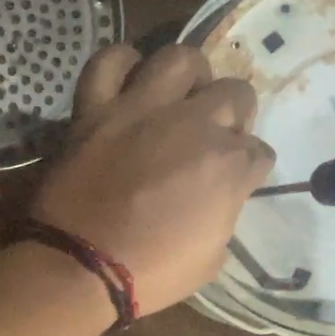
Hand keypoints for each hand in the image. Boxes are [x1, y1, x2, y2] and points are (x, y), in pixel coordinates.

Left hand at [31, 44, 273, 316]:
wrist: (76, 268)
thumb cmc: (147, 276)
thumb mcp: (210, 258)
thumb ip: (221, 215)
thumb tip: (214, 199)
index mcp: (230, 166)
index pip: (258, 151)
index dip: (244, 168)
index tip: (229, 181)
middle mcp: (193, 125)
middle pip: (232, 94)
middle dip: (229, 116)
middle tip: (206, 139)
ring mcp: (140, 111)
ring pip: (180, 60)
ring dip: (187, 76)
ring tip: (176, 98)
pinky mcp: (93, 112)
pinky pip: (106, 64)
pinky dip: (118, 65)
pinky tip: (125, 81)